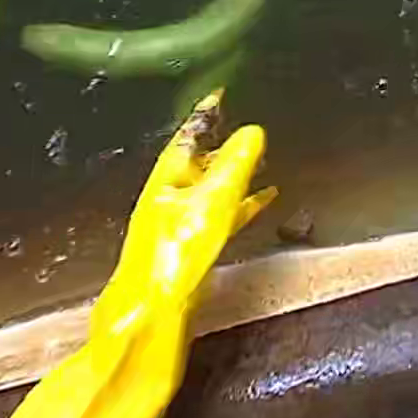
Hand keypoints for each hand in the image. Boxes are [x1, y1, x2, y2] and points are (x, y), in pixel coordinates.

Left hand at [0, 91, 274, 417]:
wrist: (149, 326)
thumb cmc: (176, 259)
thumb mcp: (210, 205)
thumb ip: (234, 167)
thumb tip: (254, 130)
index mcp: (167, 184)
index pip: (187, 138)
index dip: (204, 114)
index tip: (221, 91)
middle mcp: (170, 199)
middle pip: (198, 160)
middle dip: (221, 138)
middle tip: (247, 117)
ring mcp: (180, 224)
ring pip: (212, 184)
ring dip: (235, 168)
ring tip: (265, 155)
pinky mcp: (193, 246)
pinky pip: (224, 209)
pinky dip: (246, 198)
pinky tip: (269, 198)